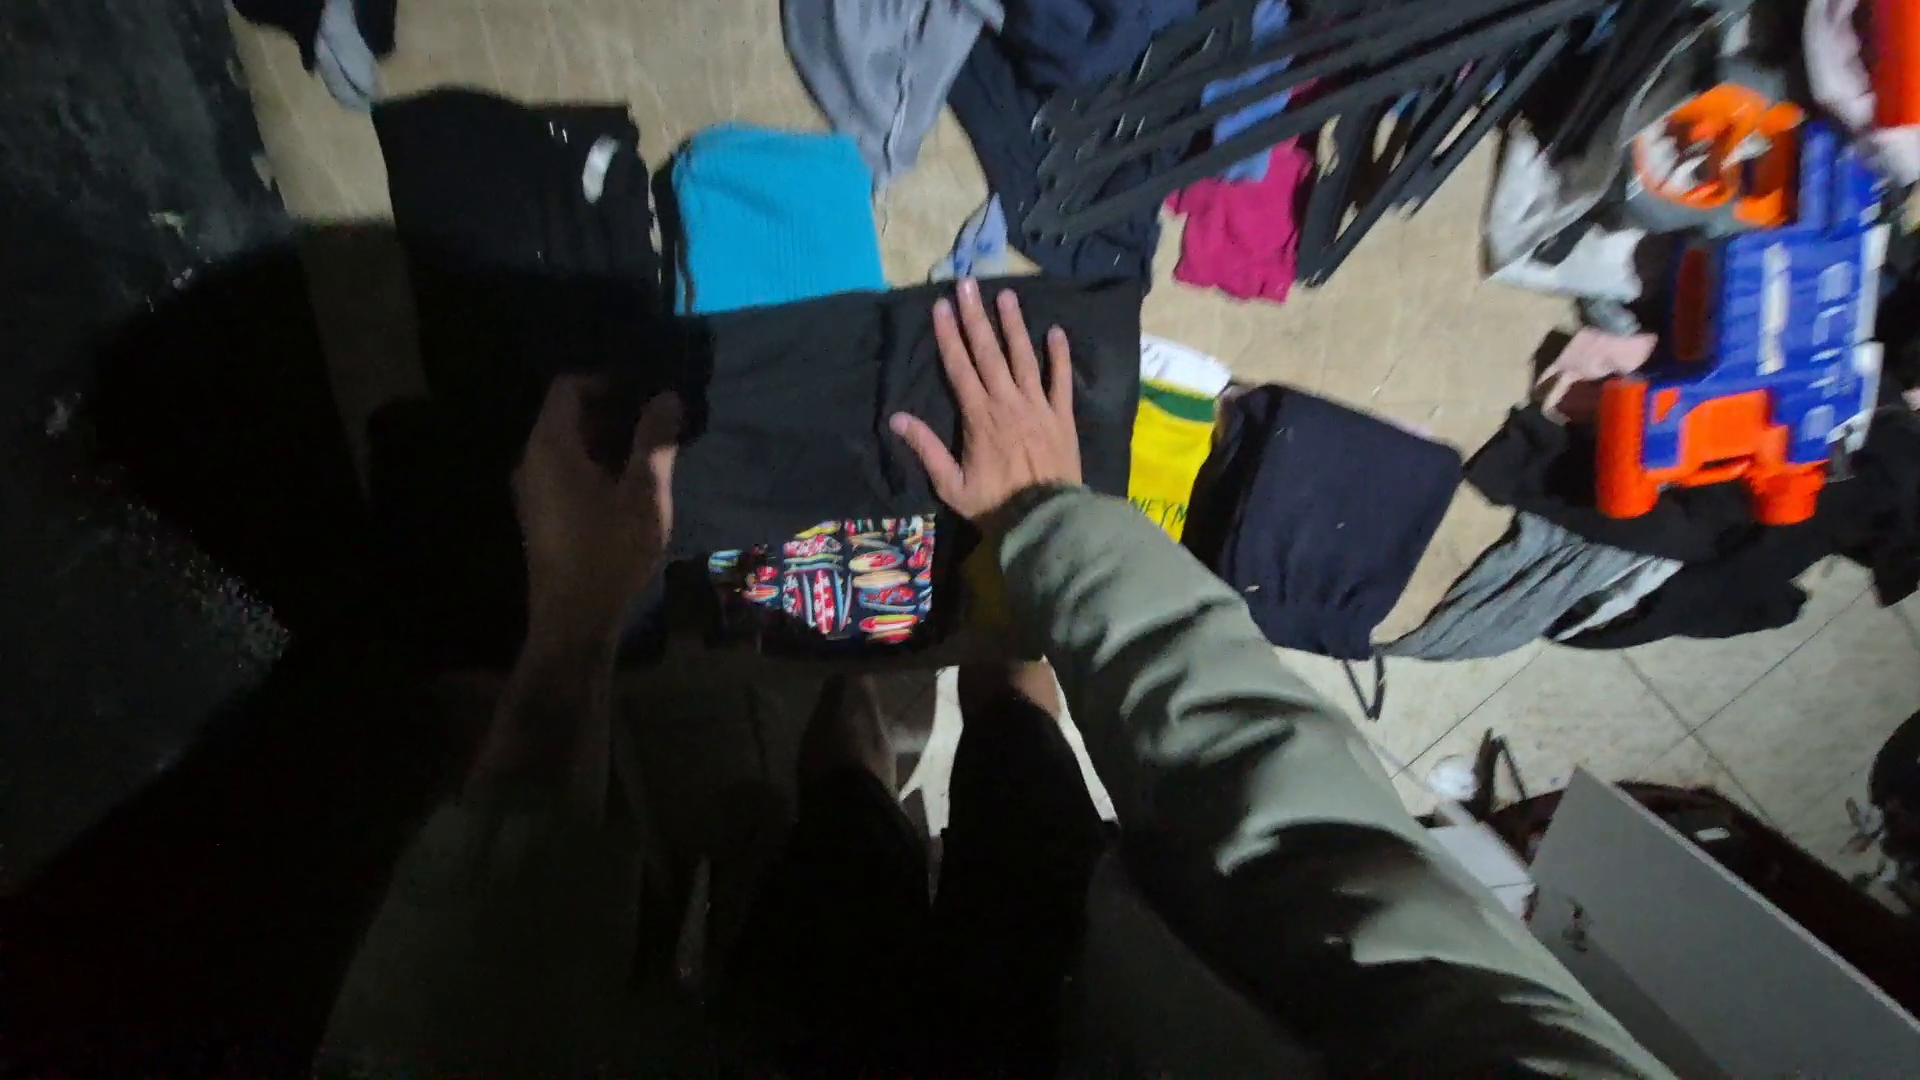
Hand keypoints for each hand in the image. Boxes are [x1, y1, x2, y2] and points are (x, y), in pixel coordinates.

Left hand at [513, 375, 681, 640]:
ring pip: (570, 447)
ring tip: (652, 455)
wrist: (576, 615)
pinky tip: (631, 488)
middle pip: (568, 416)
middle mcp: (533, 461)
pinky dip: (598, 466)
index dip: (606, 381)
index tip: (645, 392)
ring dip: (609, 442)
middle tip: (658, 423)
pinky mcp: (543, 514)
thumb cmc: (611, 549)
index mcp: (552, 447)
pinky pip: (567, 472)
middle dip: (614, 413)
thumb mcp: (644, 492)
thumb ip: (655, 441)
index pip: (568, 389)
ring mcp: (534, 489)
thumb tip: (667, 397)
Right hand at [889, 278, 1082, 526]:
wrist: (1045, 518)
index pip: (960, 367)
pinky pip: (1061, 380)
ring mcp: (1039, 406)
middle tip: (969, 285)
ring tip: (1006, 296)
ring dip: (1014, 326)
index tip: (942, 306)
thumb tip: (898, 418)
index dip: (949, 336)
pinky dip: (1059, 356)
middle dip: (977, 318)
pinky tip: (1056, 332)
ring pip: (1024, 358)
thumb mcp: (951, 484)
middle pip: (989, 353)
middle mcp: (1008, 402)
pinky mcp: (1063, 417)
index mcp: (979, 416)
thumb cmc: (994, 504)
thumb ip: (926, 449)